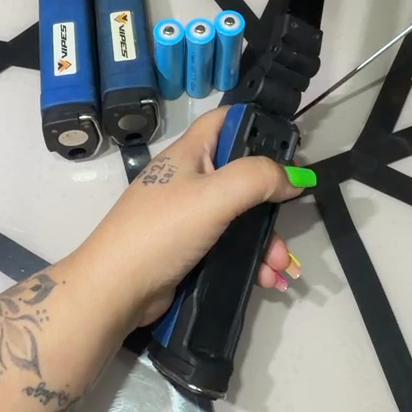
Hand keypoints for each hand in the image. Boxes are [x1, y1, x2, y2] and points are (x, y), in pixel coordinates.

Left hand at [68, 108, 307, 327]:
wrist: (115, 290)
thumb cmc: (162, 230)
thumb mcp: (213, 196)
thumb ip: (257, 179)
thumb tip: (295, 176)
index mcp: (189, 154)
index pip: (224, 121)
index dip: (255, 124)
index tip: (288, 145)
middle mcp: (189, 179)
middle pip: (240, 175)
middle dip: (270, 198)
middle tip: (292, 214)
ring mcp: (188, 216)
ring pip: (240, 216)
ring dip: (265, 238)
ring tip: (280, 266)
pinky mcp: (189, 249)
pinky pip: (230, 246)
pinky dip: (251, 260)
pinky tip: (268, 279)